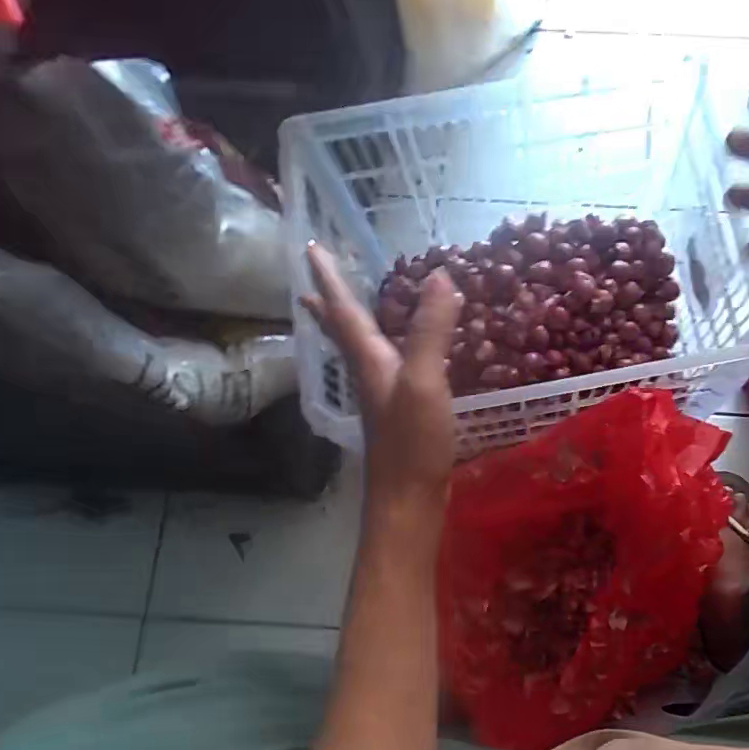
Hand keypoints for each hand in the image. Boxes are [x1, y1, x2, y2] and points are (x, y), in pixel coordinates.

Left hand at [301, 244, 461, 507]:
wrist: (408, 501)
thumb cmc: (412, 443)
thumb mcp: (423, 381)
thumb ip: (430, 331)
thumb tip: (439, 276)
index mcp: (369, 362)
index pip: (343, 311)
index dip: (329, 279)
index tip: (310, 248)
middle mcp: (369, 376)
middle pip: (342, 332)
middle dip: (329, 304)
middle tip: (313, 282)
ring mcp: (383, 398)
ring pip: (362, 351)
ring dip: (351, 326)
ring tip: (346, 310)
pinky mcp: (400, 416)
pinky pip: (388, 369)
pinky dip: (387, 350)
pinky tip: (398, 358)